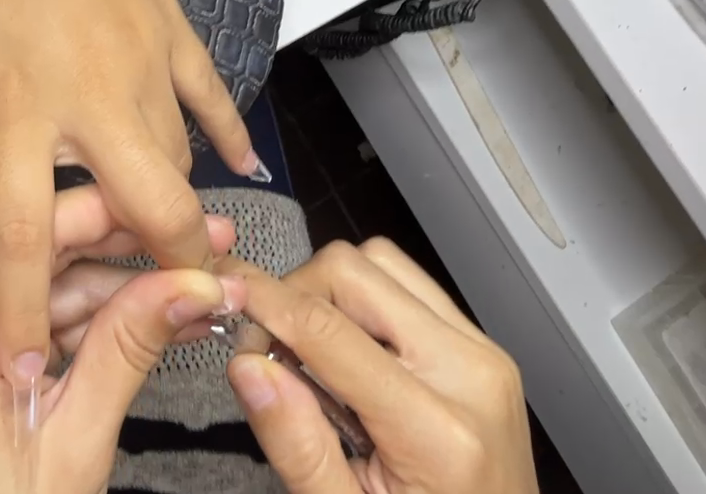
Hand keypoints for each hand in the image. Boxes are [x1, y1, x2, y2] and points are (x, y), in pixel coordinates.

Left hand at [0, 0, 256, 393]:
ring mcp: (144, 64)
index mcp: (19, 106)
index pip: (23, 235)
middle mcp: (90, 97)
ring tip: (173, 243)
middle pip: (145, 209)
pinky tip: (238, 166)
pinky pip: (214, 97)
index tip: (34, 370)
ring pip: (180, 161)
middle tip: (157, 309)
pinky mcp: (174, 33)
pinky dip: (230, 135)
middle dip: (160, 273)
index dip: (27, 314)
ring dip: (177, 207)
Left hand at [0, 186, 246, 492]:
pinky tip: (153, 313)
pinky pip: (39, 306)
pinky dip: (95, 315)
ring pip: (51, 278)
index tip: (181, 216)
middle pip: (45, 254)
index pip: (35, 239)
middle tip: (202, 252)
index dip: (116, 219)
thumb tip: (188, 282)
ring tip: (193, 291)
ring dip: (124, 289)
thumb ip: (128, 347)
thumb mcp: (74, 441)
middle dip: (131, 256)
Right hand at [222, 240, 538, 493]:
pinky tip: (348, 345)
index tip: (223, 289)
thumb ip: (296, 444)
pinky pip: (404, 281)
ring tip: (309, 347)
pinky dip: (361, 296)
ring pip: (378, 261)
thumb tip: (246, 365)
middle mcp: (471, 373)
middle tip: (268, 346)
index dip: (264, 301)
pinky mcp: (480, 344)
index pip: (328, 330)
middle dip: (294, 293)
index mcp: (440, 433)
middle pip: (353, 271)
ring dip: (329, 290)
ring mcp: (482, 352)